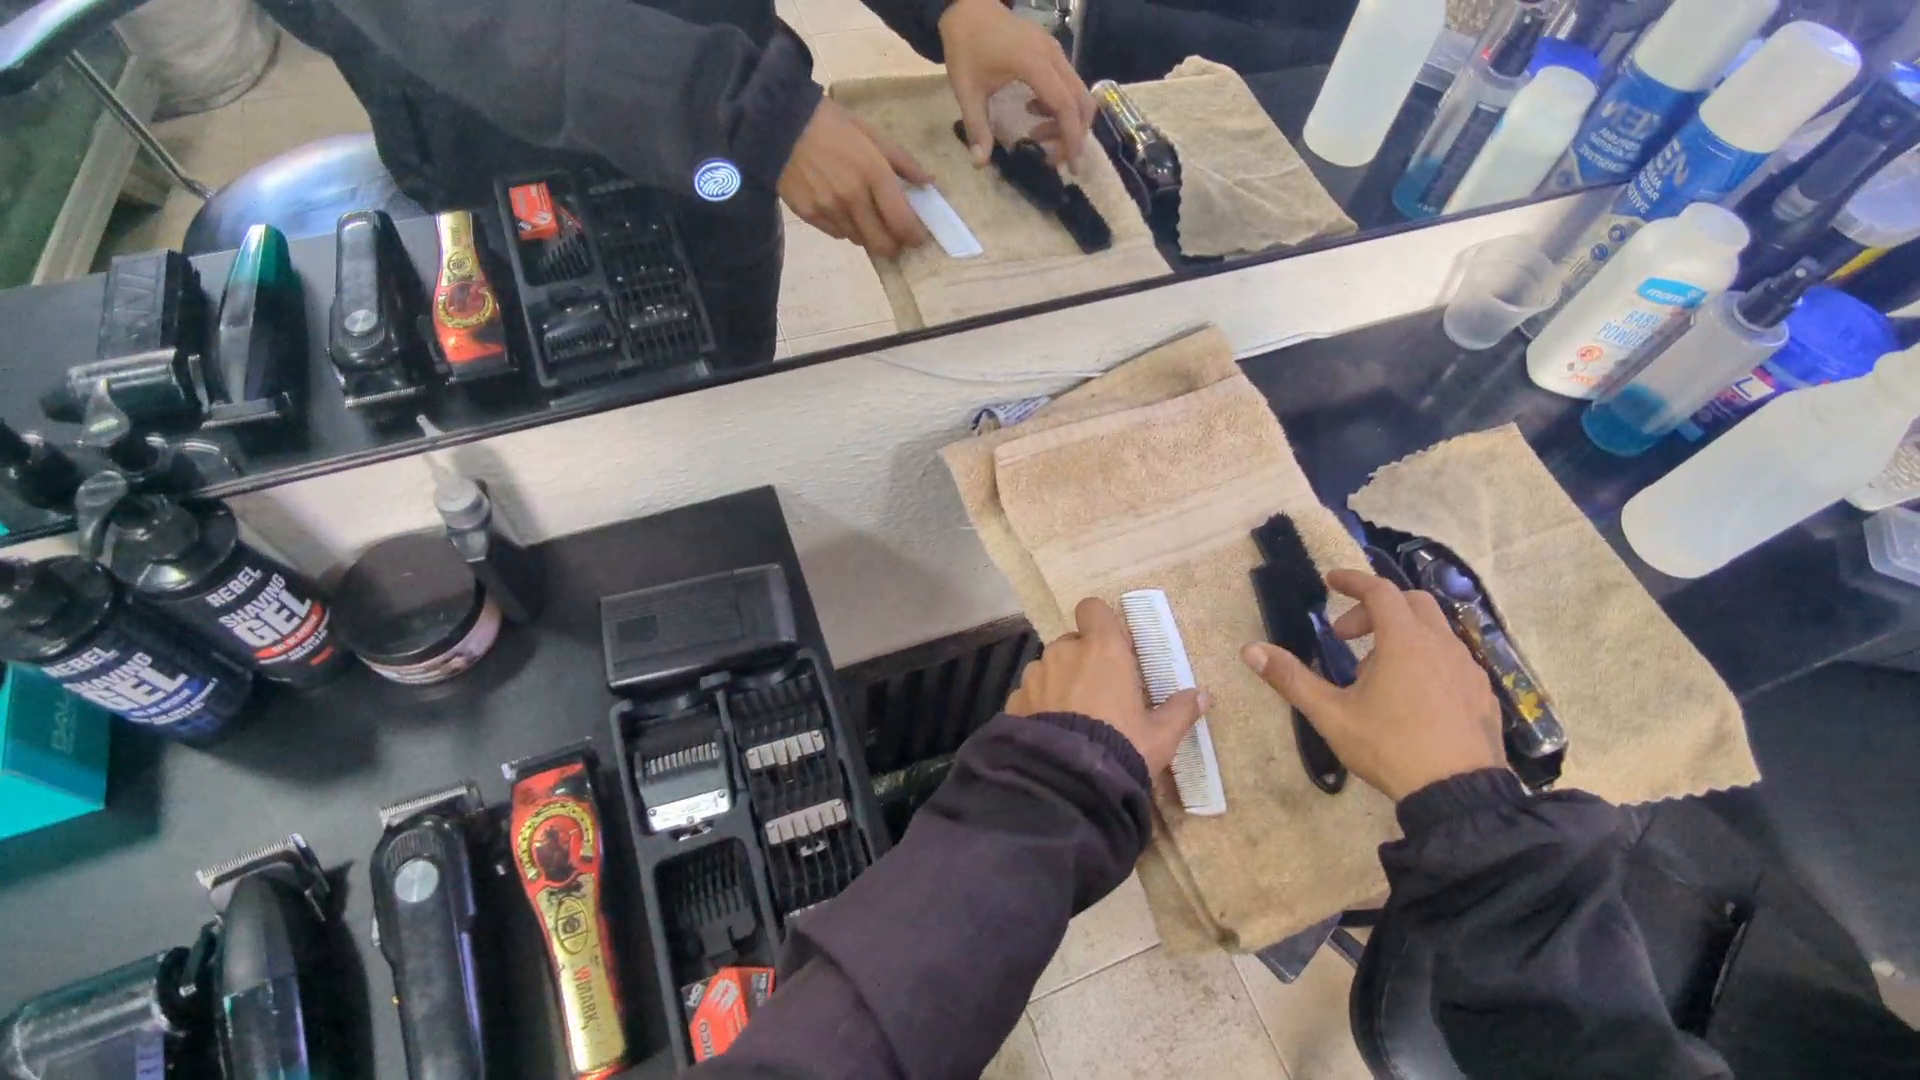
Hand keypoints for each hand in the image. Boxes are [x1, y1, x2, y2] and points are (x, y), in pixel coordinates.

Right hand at [777, 99, 931, 256]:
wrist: (776, 123)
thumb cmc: (830, 123)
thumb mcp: (870, 133)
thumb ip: (902, 161)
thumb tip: (928, 183)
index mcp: (873, 174)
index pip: (902, 222)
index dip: (915, 237)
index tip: (918, 238)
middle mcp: (853, 198)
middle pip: (882, 244)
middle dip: (894, 246)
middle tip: (897, 237)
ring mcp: (830, 210)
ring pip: (861, 241)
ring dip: (870, 235)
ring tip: (868, 217)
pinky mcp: (810, 216)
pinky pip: (838, 234)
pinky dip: (847, 229)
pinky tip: (845, 211)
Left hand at [939, 0, 1097, 170]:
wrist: (968, 9)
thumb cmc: (966, 48)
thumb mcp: (966, 91)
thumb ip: (977, 127)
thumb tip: (979, 163)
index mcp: (1034, 64)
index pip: (1064, 106)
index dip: (1071, 137)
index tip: (1070, 165)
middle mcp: (1053, 56)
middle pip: (1080, 101)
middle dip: (1074, 134)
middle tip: (1056, 159)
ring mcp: (1055, 52)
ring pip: (1078, 93)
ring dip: (1067, 121)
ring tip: (1039, 136)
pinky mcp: (1052, 52)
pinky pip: (1069, 84)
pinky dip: (1061, 106)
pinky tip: (1036, 114)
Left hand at [1008, 598, 1210, 776]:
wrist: (1067, 782)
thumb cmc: (1121, 747)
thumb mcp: (1160, 735)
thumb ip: (1180, 710)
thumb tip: (1204, 695)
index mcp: (1102, 649)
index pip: (1093, 608)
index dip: (1101, 623)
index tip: (1114, 647)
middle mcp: (1064, 652)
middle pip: (1073, 642)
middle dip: (1084, 659)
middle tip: (1101, 692)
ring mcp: (1035, 675)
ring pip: (1050, 667)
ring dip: (1061, 681)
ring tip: (1075, 718)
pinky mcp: (1015, 700)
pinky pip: (1031, 693)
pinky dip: (1040, 705)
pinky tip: (1053, 732)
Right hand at [1241, 570, 1503, 800]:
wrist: (1459, 795)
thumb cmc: (1390, 747)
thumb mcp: (1331, 715)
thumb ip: (1291, 679)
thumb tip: (1250, 650)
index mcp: (1404, 642)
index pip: (1380, 591)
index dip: (1353, 581)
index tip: (1331, 581)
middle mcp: (1441, 646)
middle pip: (1412, 602)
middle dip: (1375, 608)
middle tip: (1347, 635)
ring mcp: (1468, 670)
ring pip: (1435, 631)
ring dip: (1401, 635)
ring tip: (1375, 672)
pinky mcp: (1483, 694)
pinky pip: (1452, 659)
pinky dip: (1426, 658)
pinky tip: (1412, 695)